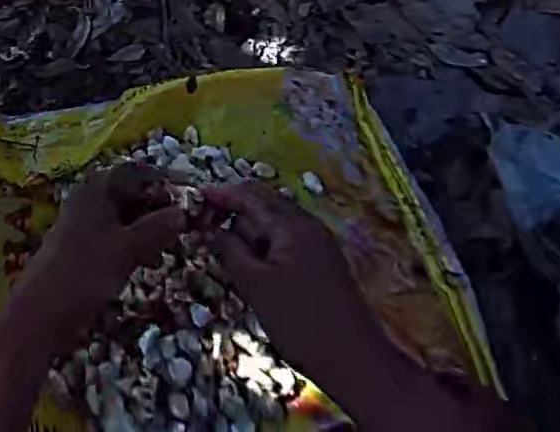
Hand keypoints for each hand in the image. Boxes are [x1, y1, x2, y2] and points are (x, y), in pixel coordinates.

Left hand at [0, 165, 183, 431]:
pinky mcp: (83, 242)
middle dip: (159, 205)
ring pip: (125, 213)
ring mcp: (85, 219)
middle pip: (132, 190)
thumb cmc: (85, 271)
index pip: (139, 171)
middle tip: (186, 224)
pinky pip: (116, 231)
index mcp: (98, 187)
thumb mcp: (127, 249)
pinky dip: (135, 240)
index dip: (166, 179)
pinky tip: (149, 260)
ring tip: (169, 247)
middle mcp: (91, 196)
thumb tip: (183, 211)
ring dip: (149, 226)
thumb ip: (156, 228)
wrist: (41, 311)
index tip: (192, 191)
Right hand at [204, 182, 515, 431]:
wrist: (359, 365)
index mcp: (291, 225)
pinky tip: (258, 263)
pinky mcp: (324, 260)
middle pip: (265, 202)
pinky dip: (268, 242)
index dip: (222, 194)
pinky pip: (287, 236)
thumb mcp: (255, 286)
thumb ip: (231, 250)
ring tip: (234, 251)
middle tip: (211, 223)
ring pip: (276, 220)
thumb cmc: (302, 324)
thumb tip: (217, 229)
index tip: (199, 195)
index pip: (250, 196)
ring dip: (253, 229)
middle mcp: (308, 224)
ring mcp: (320, 242)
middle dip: (237, 210)